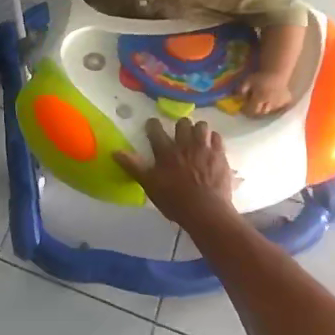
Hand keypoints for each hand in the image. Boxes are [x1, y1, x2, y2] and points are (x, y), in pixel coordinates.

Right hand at [113, 118, 238, 228]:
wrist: (206, 211)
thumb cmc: (174, 200)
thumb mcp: (149, 185)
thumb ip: (133, 166)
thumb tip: (115, 151)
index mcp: (165, 152)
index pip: (155, 129)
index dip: (152, 124)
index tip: (152, 124)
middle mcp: (184, 145)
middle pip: (182, 123)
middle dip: (179, 126)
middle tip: (179, 134)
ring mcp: (204, 148)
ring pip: (201, 126)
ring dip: (197, 129)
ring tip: (196, 138)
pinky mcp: (220, 155)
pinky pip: (217, 137)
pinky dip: (212, 138)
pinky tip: (211, 146)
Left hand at [235, 70, 292, 114]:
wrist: (276, 72)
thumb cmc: (260, 77)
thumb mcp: (247, 81)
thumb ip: (241, 90)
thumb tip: (237, 98)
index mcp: (260, 98)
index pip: (252, 110)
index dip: (247, 111)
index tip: (242, 109)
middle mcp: (270, 102)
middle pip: (261, 112)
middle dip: (255, 111)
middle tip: (251, 107)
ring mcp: (279, 102)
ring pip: (270, 110)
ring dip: (264, 108)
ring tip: (261, 103)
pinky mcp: (286, 101)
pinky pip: (279, 107)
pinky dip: (274, 106)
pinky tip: (271, 101)